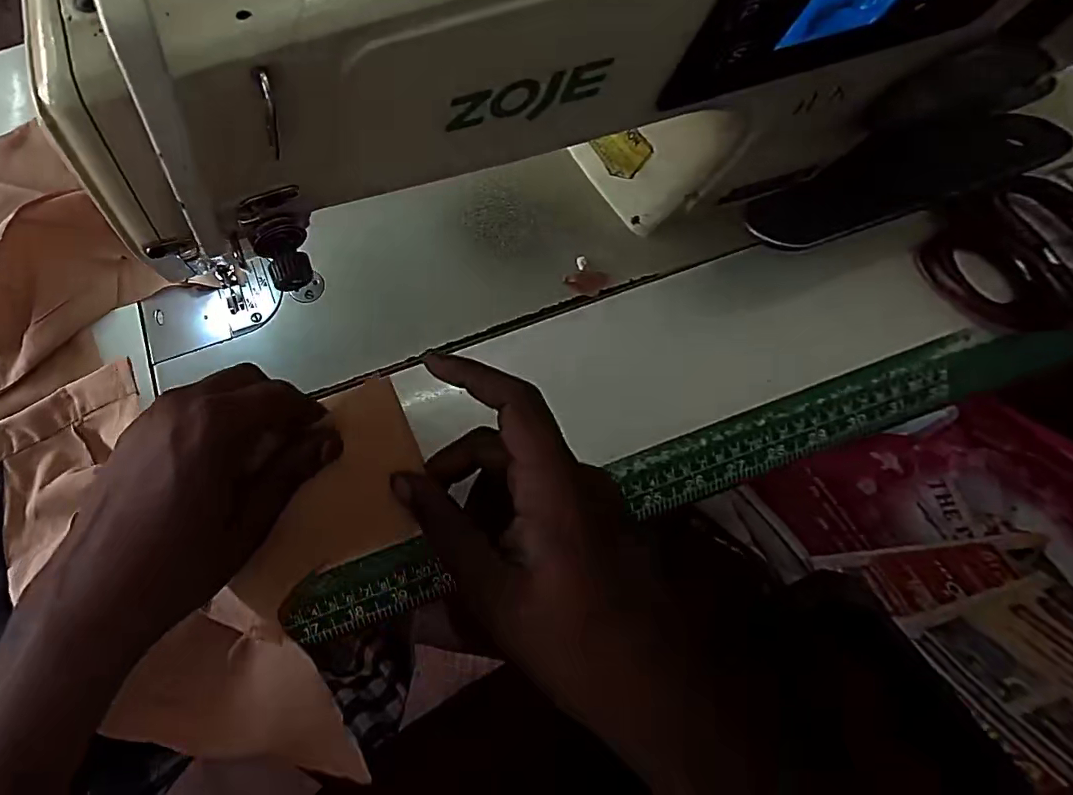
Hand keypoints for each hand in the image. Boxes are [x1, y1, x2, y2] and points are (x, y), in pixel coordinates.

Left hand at [0, 365, 336, 794]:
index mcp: (213, 424)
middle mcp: (183, 403)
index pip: (274, 395)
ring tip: (255, 451)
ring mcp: (154, 411)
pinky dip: (212, 414)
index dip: (305, 409)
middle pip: (244, 379)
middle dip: (274, 401)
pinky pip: (186, 404)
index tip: (322, 432)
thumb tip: (327, 440)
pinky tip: (213, 457)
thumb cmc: (179, 568)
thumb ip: (286, 475)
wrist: (96, 589)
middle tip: (292, 440)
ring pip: (213, 388)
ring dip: (242, 405)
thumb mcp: (245, 527)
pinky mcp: (136, 426)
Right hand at [393, 354, 770, 793]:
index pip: (516, 403)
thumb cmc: (576, 649)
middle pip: (503, 445)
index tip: (429, 363)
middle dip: (455, 469)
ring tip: (460, 551)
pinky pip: (540, 495)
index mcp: (556, 488)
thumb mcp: (493, 592)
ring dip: (478, 496)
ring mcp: (595, 502)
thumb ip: (444, 529)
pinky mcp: (601, 523)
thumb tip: (401, 480)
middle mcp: (580, 481)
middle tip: (421, 506)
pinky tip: (494, 560)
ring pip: (519, 472)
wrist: (671, 709)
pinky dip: (505, 511)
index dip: (472, 373)